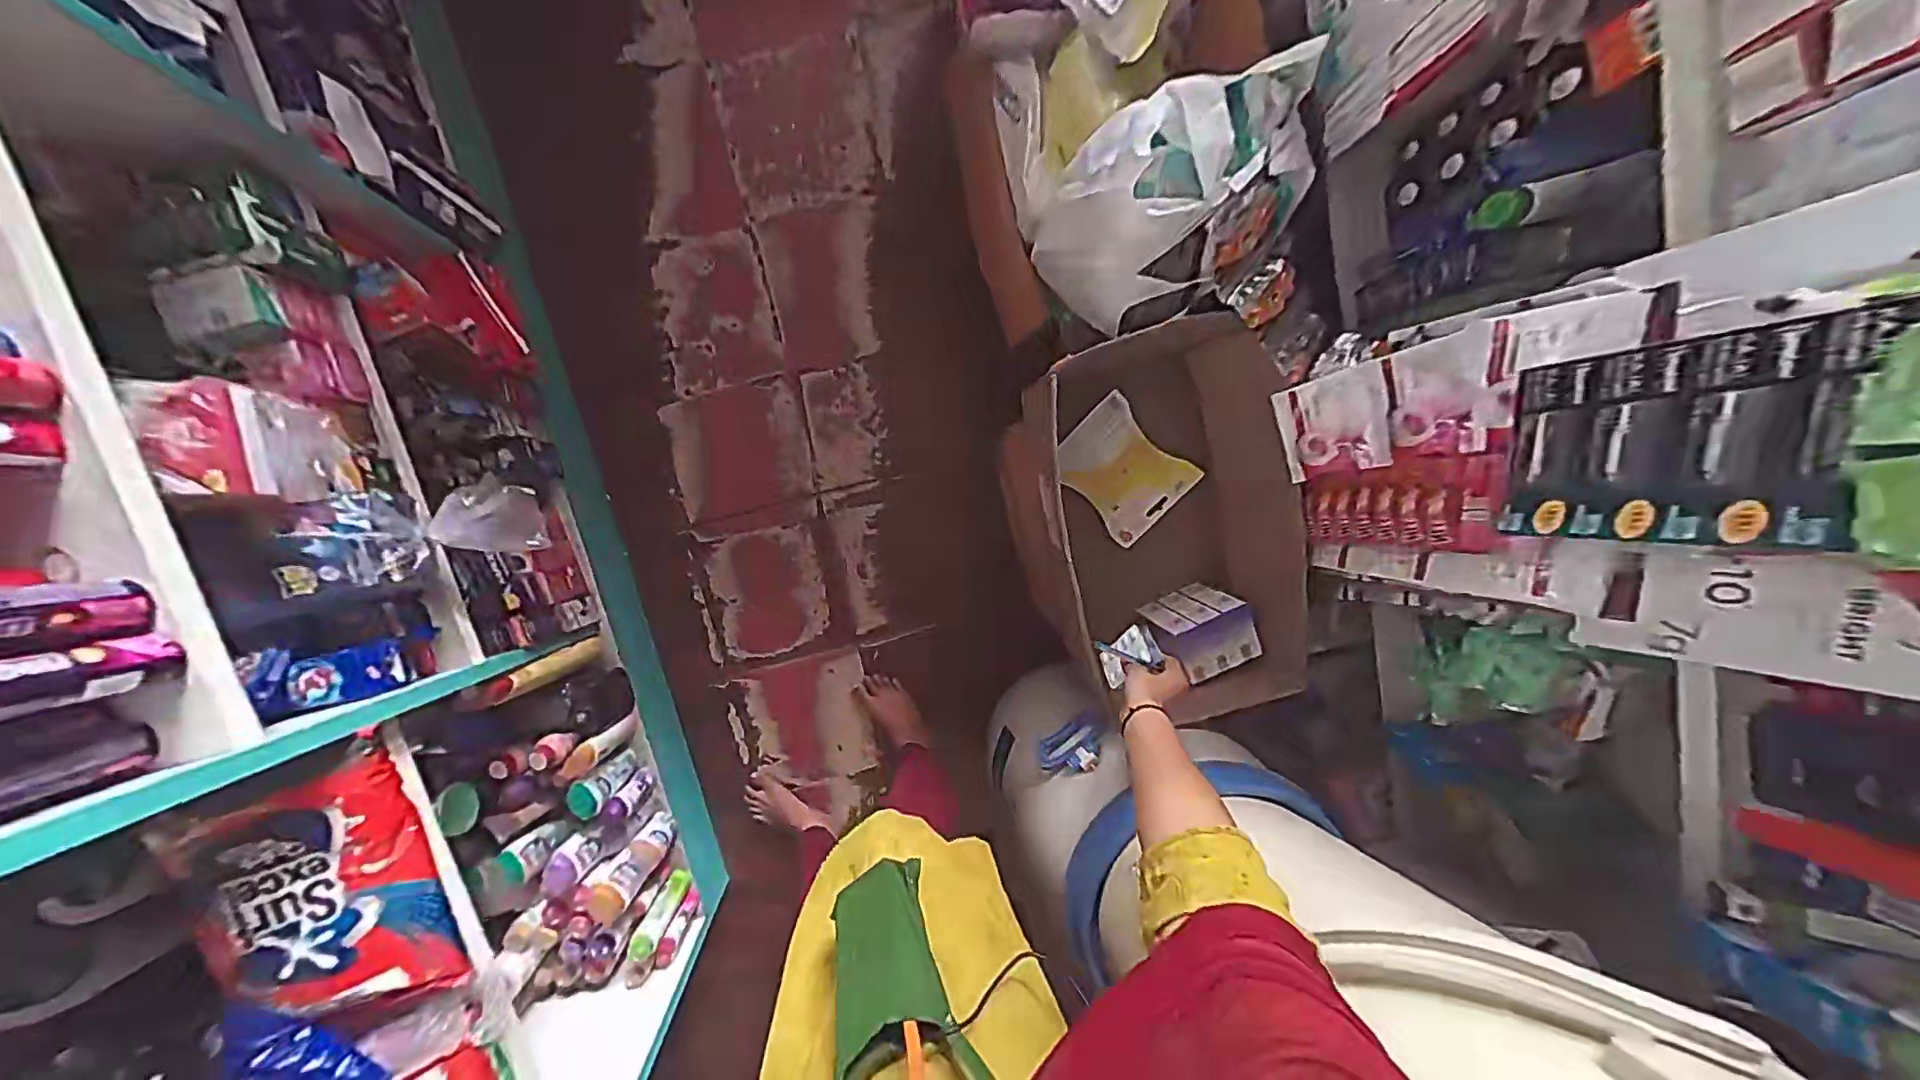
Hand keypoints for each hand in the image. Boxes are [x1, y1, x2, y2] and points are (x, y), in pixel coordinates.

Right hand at [1124, 656, 1189, 709]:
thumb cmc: (1143, 690)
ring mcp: (1176, 702)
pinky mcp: (1167, 712)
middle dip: (1154, 670)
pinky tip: (1140, 692)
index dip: (1155, 656)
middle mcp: (1182, 688)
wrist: (1142, 718)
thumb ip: (1133, 664)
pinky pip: (1159, 697)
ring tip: (1138, 680)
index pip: (1169, 660)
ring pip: (1163, 687)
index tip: (1143, 656)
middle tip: (1141, 667)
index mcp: (1179, 675)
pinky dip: (1151, 693)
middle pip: (1168, 674)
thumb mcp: (1135, 671)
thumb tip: (1128, 661)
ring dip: (1153, 683)